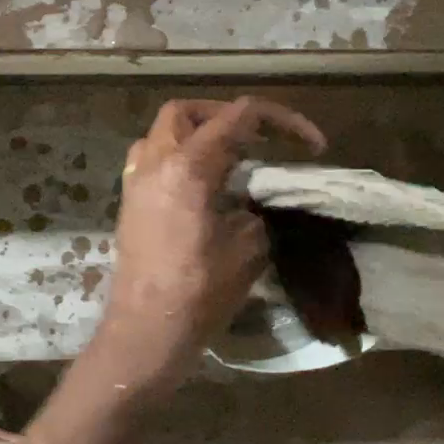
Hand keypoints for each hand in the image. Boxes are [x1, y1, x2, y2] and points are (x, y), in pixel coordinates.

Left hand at [95, 97, 326, 384]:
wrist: (146, 332)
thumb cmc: (199, 292)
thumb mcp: (248, 248)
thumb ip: (256, 210)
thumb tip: (255, 200)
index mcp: (188, 168)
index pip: (238, 116)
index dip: (283, 121)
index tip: (313, 145)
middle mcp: (155, 163)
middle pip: (188, 112)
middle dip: (227, 116)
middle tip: (259, 140)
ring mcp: (136, 182)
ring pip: (164, 134)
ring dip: (198, 134)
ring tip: (231, 159)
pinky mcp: (130, 203)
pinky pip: (153, 161)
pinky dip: (180, 159)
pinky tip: (203, 187)